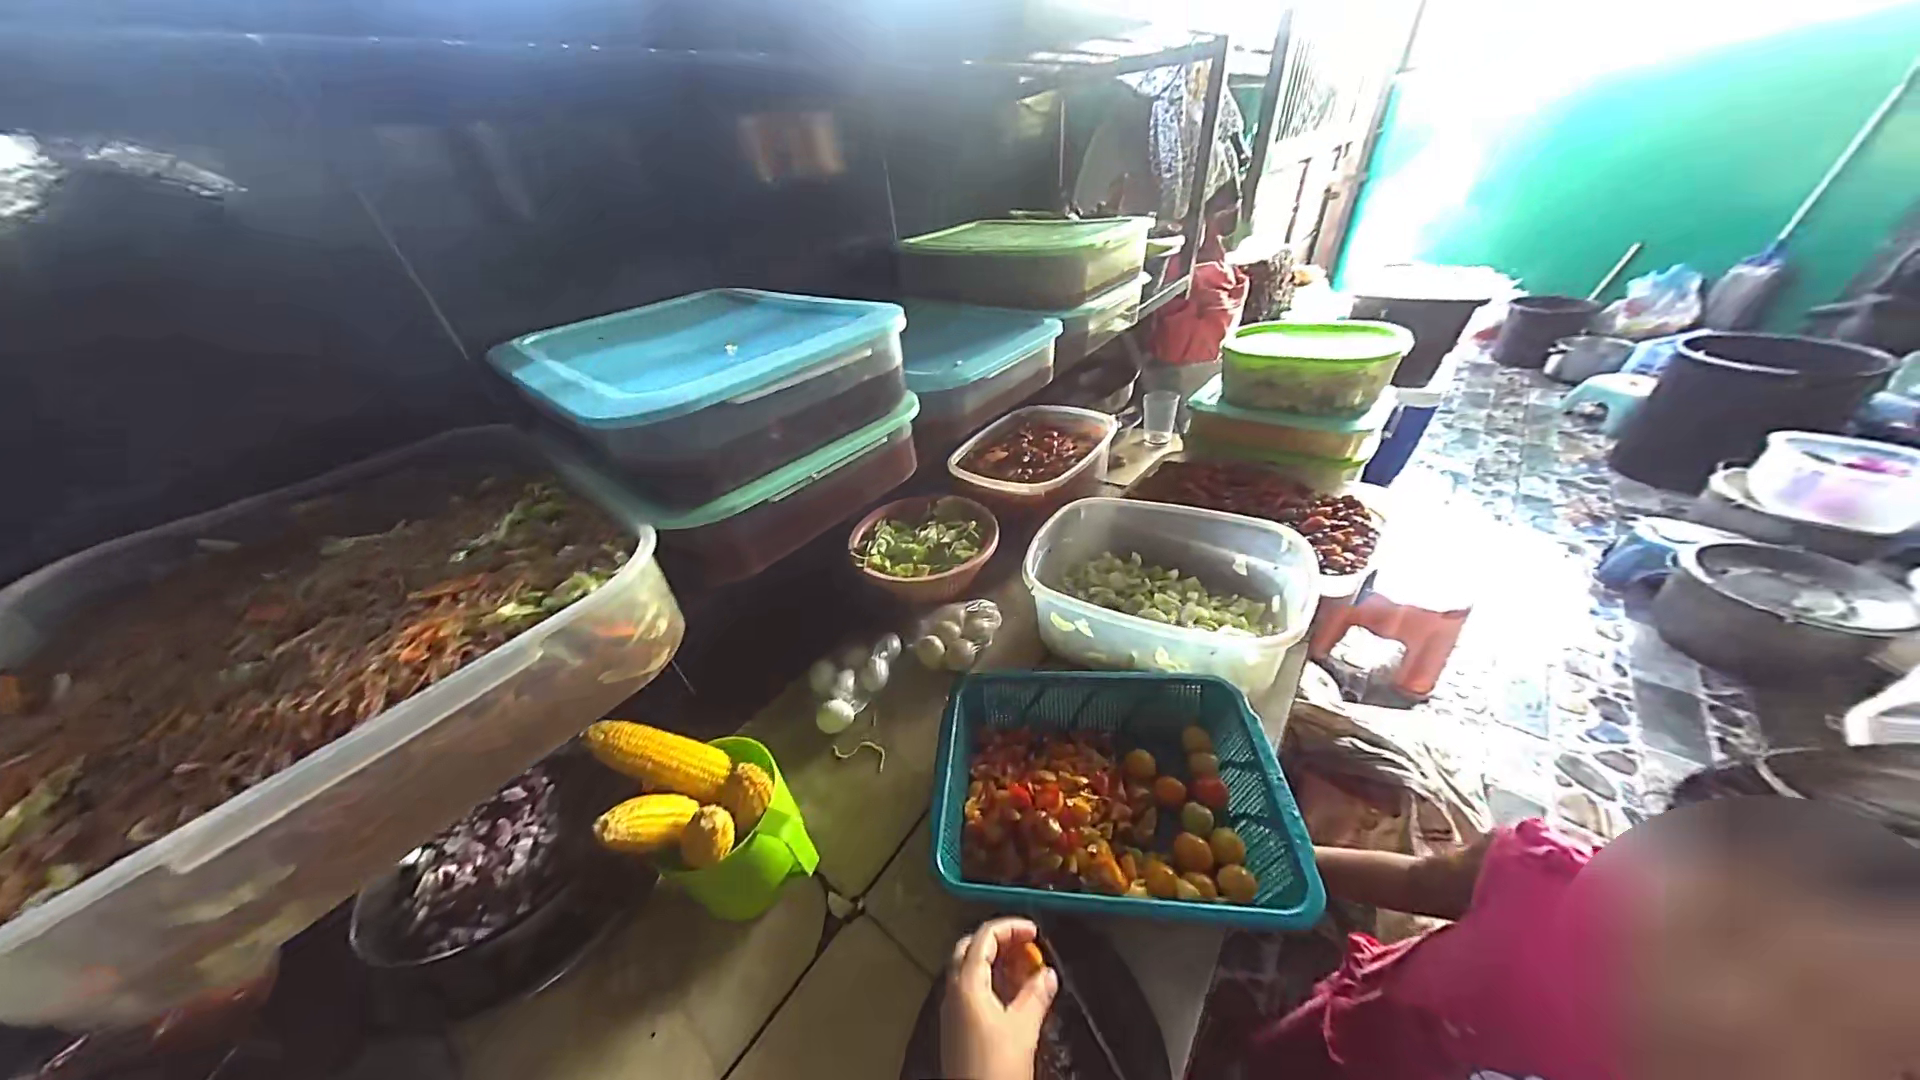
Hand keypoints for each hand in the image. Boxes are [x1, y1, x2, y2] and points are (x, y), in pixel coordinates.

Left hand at [940, 917, 1057, 1079]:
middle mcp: (953, 990)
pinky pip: (969, 987)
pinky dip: (988, 979)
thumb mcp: (1023, 1029)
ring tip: (1022, 965)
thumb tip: (1048, 974)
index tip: (1032, 931)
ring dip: (994, 959)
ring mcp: (951, 1008)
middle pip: (971, 946)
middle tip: (1025, 943)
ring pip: (968, 966)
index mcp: (966, 983)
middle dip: (999, 939)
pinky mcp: (955, 1026)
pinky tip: (1009, 992)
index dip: (1010, 927)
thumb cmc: (995, 1070)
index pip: (985, 936)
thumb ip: (1036, 995)